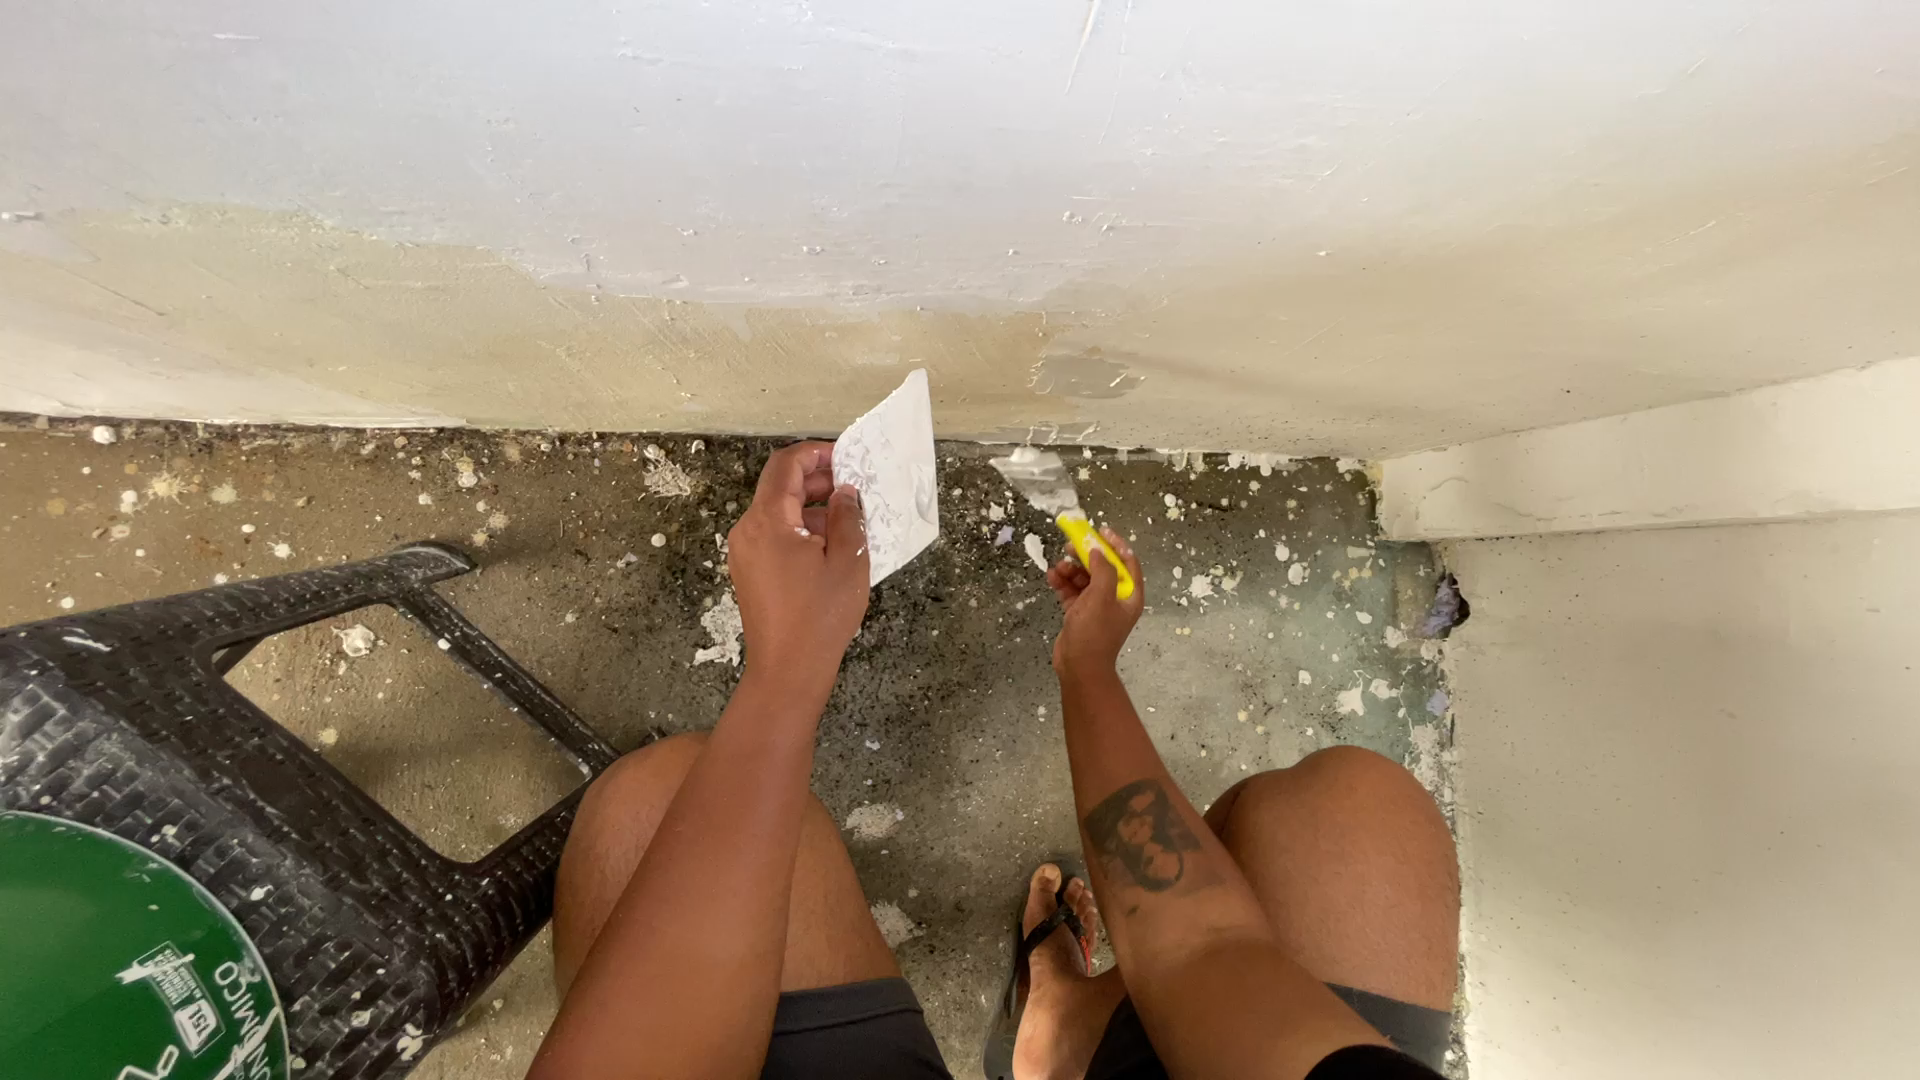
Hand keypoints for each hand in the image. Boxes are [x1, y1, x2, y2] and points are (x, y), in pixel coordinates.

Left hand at [726, 441, 869, 688]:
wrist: (788, 669)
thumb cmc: (821, 615)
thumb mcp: (847, 560)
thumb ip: (846, 516)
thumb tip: (844, 493)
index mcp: (768, 521)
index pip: (785, 466)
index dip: (816, 453)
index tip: (846, 457)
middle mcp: (747, 530)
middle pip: (779, 487)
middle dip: (817, 480)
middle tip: (854, 486)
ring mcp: (744, 552)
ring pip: (778, 512)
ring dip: (811, 507)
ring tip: (849, 519)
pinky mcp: (749, 571)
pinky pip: (774, 535)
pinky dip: (801, 529)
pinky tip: (830, 545)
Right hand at [1046, 526, 1144, 678]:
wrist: (1079, 666)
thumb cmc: (1095, 632)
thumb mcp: (1102, 597)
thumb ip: (1103, 570)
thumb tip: (1098, 550)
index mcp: (1130, 595)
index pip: (1128, 562)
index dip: (1116, 544)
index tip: (1101, 531)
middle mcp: (1115, 598)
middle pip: (1102, 568)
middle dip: (1087, 556)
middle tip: (1071, 546)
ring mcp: (1096, 606)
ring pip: (1084, 578)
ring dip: (1071, 570)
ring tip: (1058, 567)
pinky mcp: (1079, 613)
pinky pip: (1072, 591)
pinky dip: (1063, 583)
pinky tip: (1052, 577)